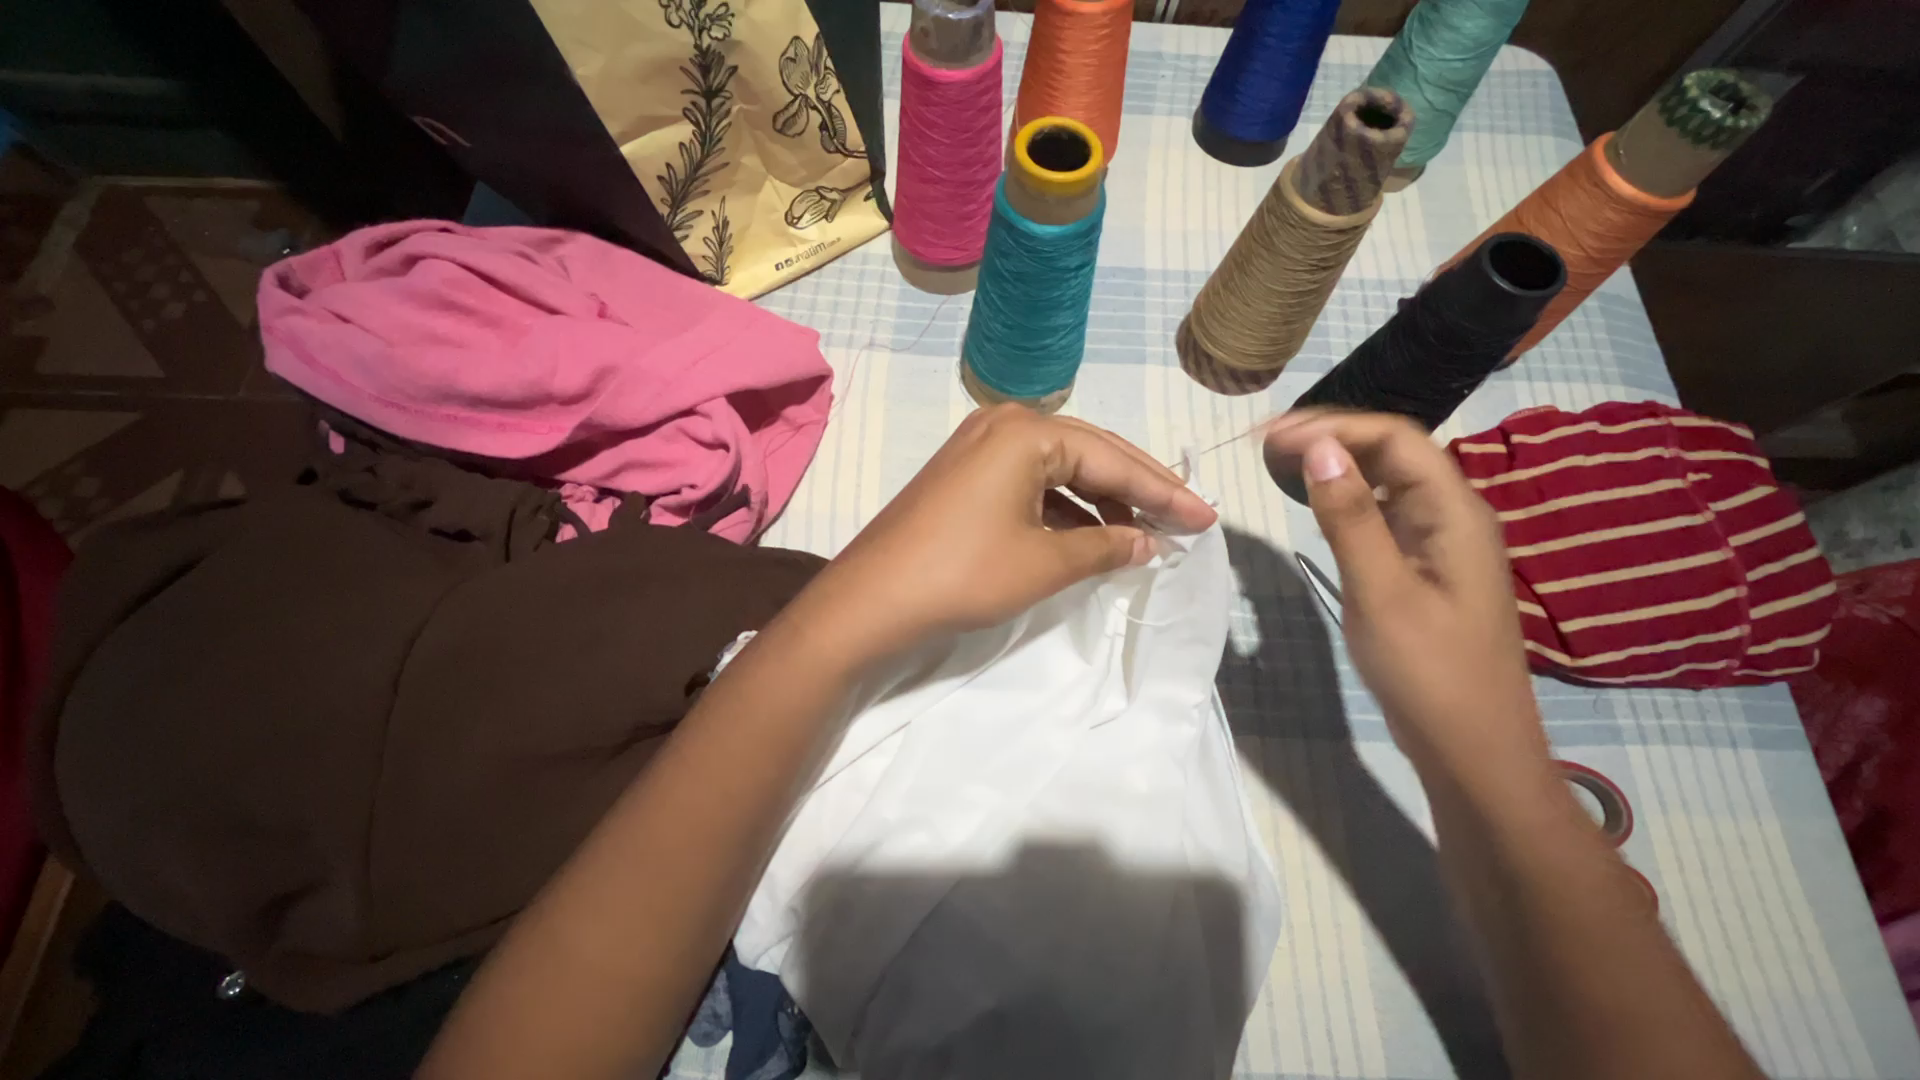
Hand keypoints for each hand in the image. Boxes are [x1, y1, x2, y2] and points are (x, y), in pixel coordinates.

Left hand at [801, 405, 1215, 663]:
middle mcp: (1003, 425)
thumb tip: (1147, 543)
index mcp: (1026, 432)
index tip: (1207, 518)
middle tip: (1185, 519)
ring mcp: (979, 448)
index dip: (1164, 492)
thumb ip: (1105, 547)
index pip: (1113, 459)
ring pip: (1061, 469)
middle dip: (1139, 489)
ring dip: (1102, 500)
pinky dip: (1065, 509)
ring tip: (1142, 534)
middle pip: (1091, 454)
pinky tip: (1090, 536)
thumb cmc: (963, 575)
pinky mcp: (966, 476)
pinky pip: (1031, 484)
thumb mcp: (1045, 564)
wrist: (871, 601)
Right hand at [1263, 410, 1546, 775]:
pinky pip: (1386, 514)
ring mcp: (1440, 543)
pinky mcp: (1424, 568)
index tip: (1271, 436)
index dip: (1334, 425)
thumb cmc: (1428, 671)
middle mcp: (1452, 515)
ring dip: (1338, 465)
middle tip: (1267, 446)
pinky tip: (1318, 507)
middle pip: (1394, 451)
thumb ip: (1350, 517)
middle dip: (1332, 437)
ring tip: (1282, 464)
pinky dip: (1347, 500)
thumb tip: (1319, 448)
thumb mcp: (1381, 591)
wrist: (1472, 746)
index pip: (1395, 438)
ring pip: (1389, 482)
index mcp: (1454, 512)